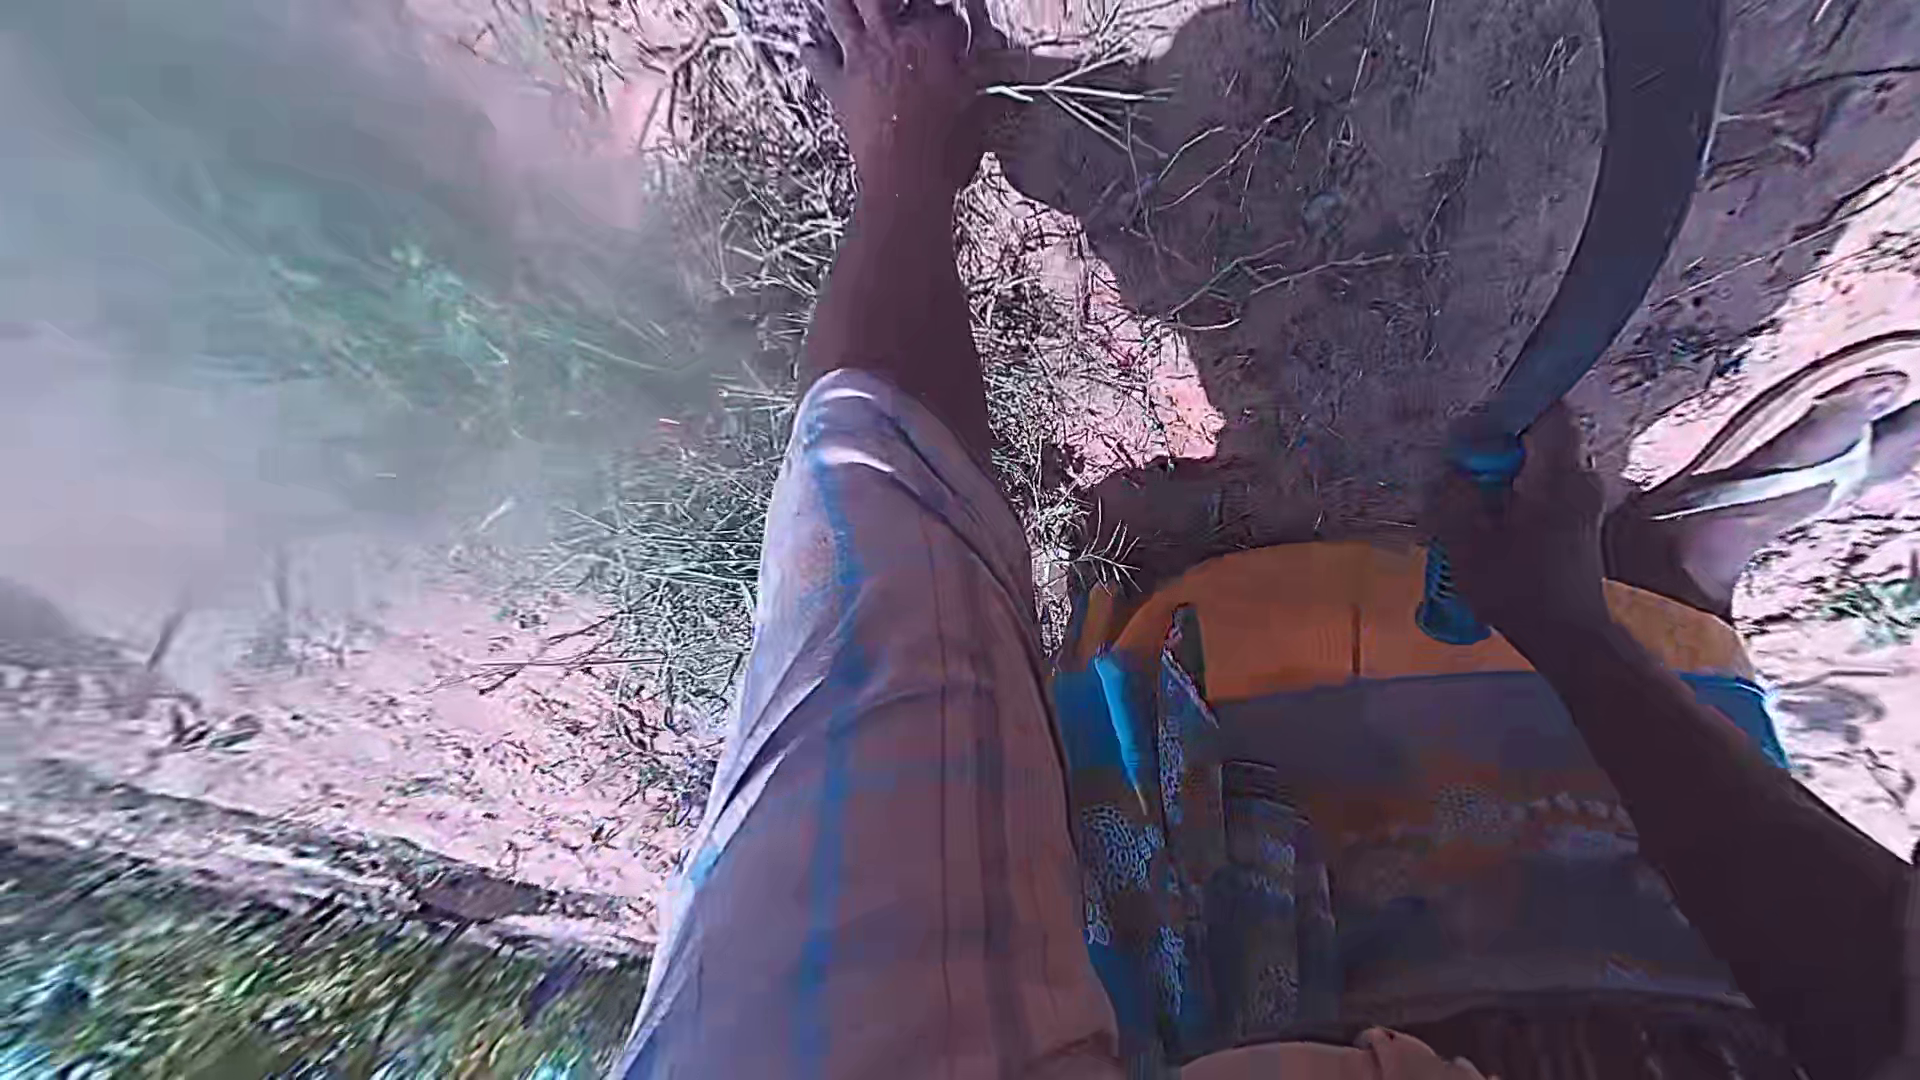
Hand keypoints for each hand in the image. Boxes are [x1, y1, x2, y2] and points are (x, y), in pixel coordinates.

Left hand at [804, 0, 997, 204]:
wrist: (905, 183)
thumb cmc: (941, 157)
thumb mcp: (972, 121)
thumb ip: (974, 94)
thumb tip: (982, 90)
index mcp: (934, 43)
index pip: (945, 15)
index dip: (949, 26)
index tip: (953, 37)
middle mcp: (895, 39)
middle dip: (892, 0)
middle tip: (895, 8)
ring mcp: (863, 58)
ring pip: (841, 5)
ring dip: (844, 2)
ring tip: (849, 3)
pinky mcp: (840, 87)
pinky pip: (819, 60)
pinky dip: (814, 53)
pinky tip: (811, 48)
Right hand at [1425, 403, 1611, 644]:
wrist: (1561, 631)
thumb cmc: (1512, 585)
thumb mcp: (1466, 539)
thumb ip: (1457, 492)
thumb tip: (1454, 466)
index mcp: (1556, 479)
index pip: (1547, 414)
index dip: (1510, 407)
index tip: (1469, 425)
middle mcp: (1577, 479)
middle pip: (1534, 438)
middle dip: (1490, 448)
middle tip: (1452, 471)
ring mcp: (1579, 498)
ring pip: (1532, 463)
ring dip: (1495, 472)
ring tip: (1461, 497)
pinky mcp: (1572, 515)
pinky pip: (1536, 483)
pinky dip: (1506, 489)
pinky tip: (1480, 515)